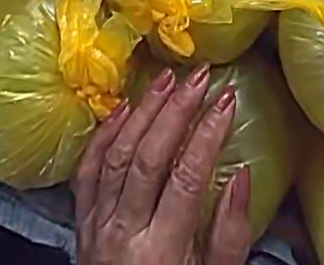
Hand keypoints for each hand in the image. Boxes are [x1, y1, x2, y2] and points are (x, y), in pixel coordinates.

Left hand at [75, 65, 251, 264]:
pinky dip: (104, 135)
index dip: (208, 135)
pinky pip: (87, 171)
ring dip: (142, 112)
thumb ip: (230, 238)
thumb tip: (242, 177)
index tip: (227, 100)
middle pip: (148, 158)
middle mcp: (122, 236)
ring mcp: (96, 227)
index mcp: (160, 255)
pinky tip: (122, 108)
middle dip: (177, 111)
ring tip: (166, 80)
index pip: (186, 179)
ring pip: (116, 155)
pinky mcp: (81, 224)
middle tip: (199, 78)